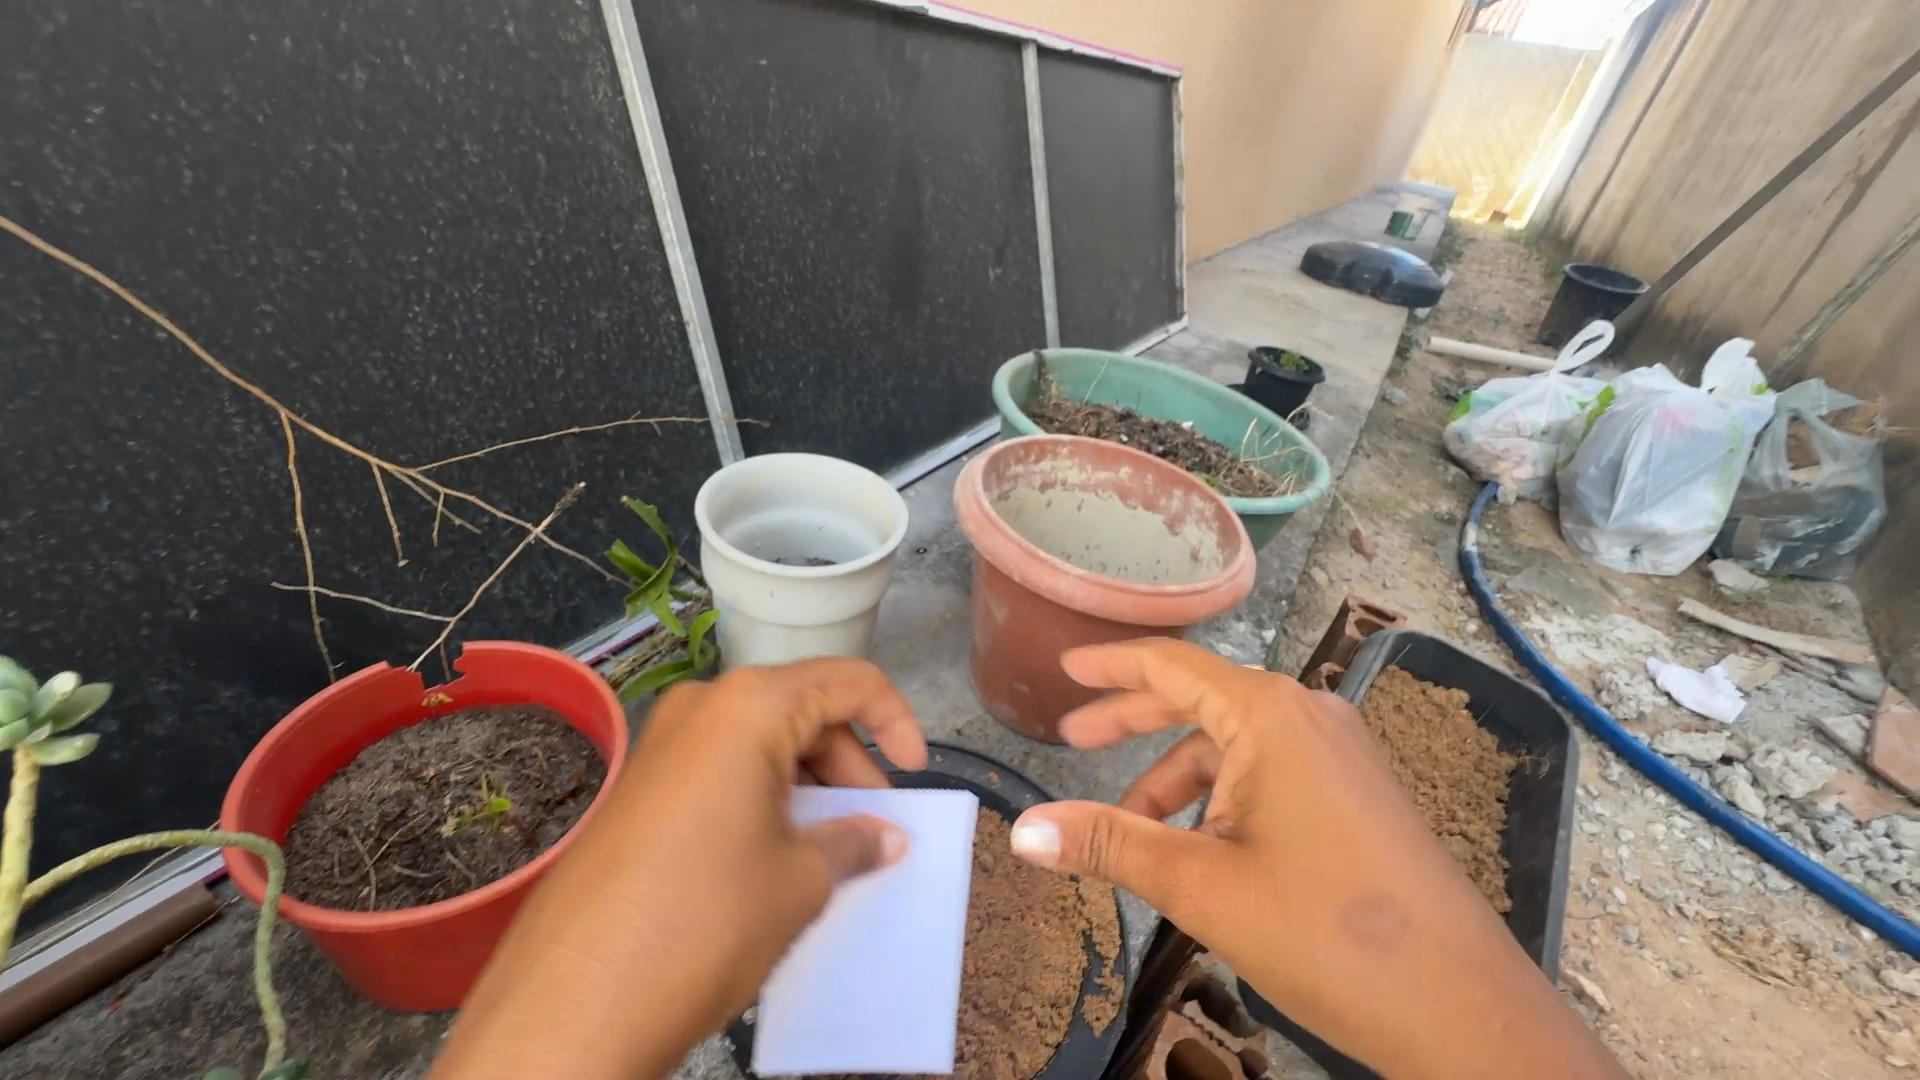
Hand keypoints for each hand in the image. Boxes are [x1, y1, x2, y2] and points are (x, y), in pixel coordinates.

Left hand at [432, 658, 927, 1079]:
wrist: (566, 1008)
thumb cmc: (707, 920)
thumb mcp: (800, 881)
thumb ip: (853, 842)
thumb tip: (886, 837)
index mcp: (751, 705)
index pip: (850, 681)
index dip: (897, 721)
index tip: (915, 775)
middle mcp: (704, 706)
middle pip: (805, 710)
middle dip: (850, 764)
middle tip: (872, 828)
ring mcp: (663, 745)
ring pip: (763, 742)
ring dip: (809, 785)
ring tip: (827, 850)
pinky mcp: (639, 788)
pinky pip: (723, 771)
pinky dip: (765, 798)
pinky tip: (774, 857)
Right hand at [1006, 639, 1623, 1079]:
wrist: (1469, 1015)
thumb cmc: (1325, 933)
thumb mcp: (1198, 883)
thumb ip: (1107, 843)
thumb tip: (1020, 832)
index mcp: (1267, 714)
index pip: (1170, 664)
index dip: (1111, 665)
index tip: (1067, 669)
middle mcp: (1306, 714)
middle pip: (1198, 699)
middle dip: (1131, 721)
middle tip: (1073, 740)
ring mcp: (1338, 753)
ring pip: (1233, 746)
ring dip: (1176, 779)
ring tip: (1134, 828)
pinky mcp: (1356, 792)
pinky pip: (1268, 772)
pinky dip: (1220, 797)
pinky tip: (1200, 846)